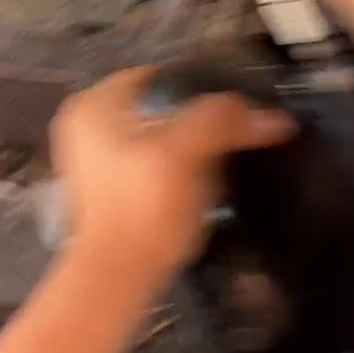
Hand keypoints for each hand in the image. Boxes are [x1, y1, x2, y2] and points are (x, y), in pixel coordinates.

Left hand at [49, 68, 295, 287]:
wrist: (116, 276)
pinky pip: (147, 161)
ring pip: (154, 135)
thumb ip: (219, 123)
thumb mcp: (183, 156)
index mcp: (93, 104)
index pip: (157, 76)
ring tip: (214, 162)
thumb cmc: (142, 209)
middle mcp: (84, 123)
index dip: (198, 89)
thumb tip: (269, 116)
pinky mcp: (104, 185)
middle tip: (229, 135)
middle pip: (156, 107)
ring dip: (185, 147)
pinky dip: (171, 168)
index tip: (232, 108)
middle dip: (193, 121)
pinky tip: (191, 185)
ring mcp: (90, 155)